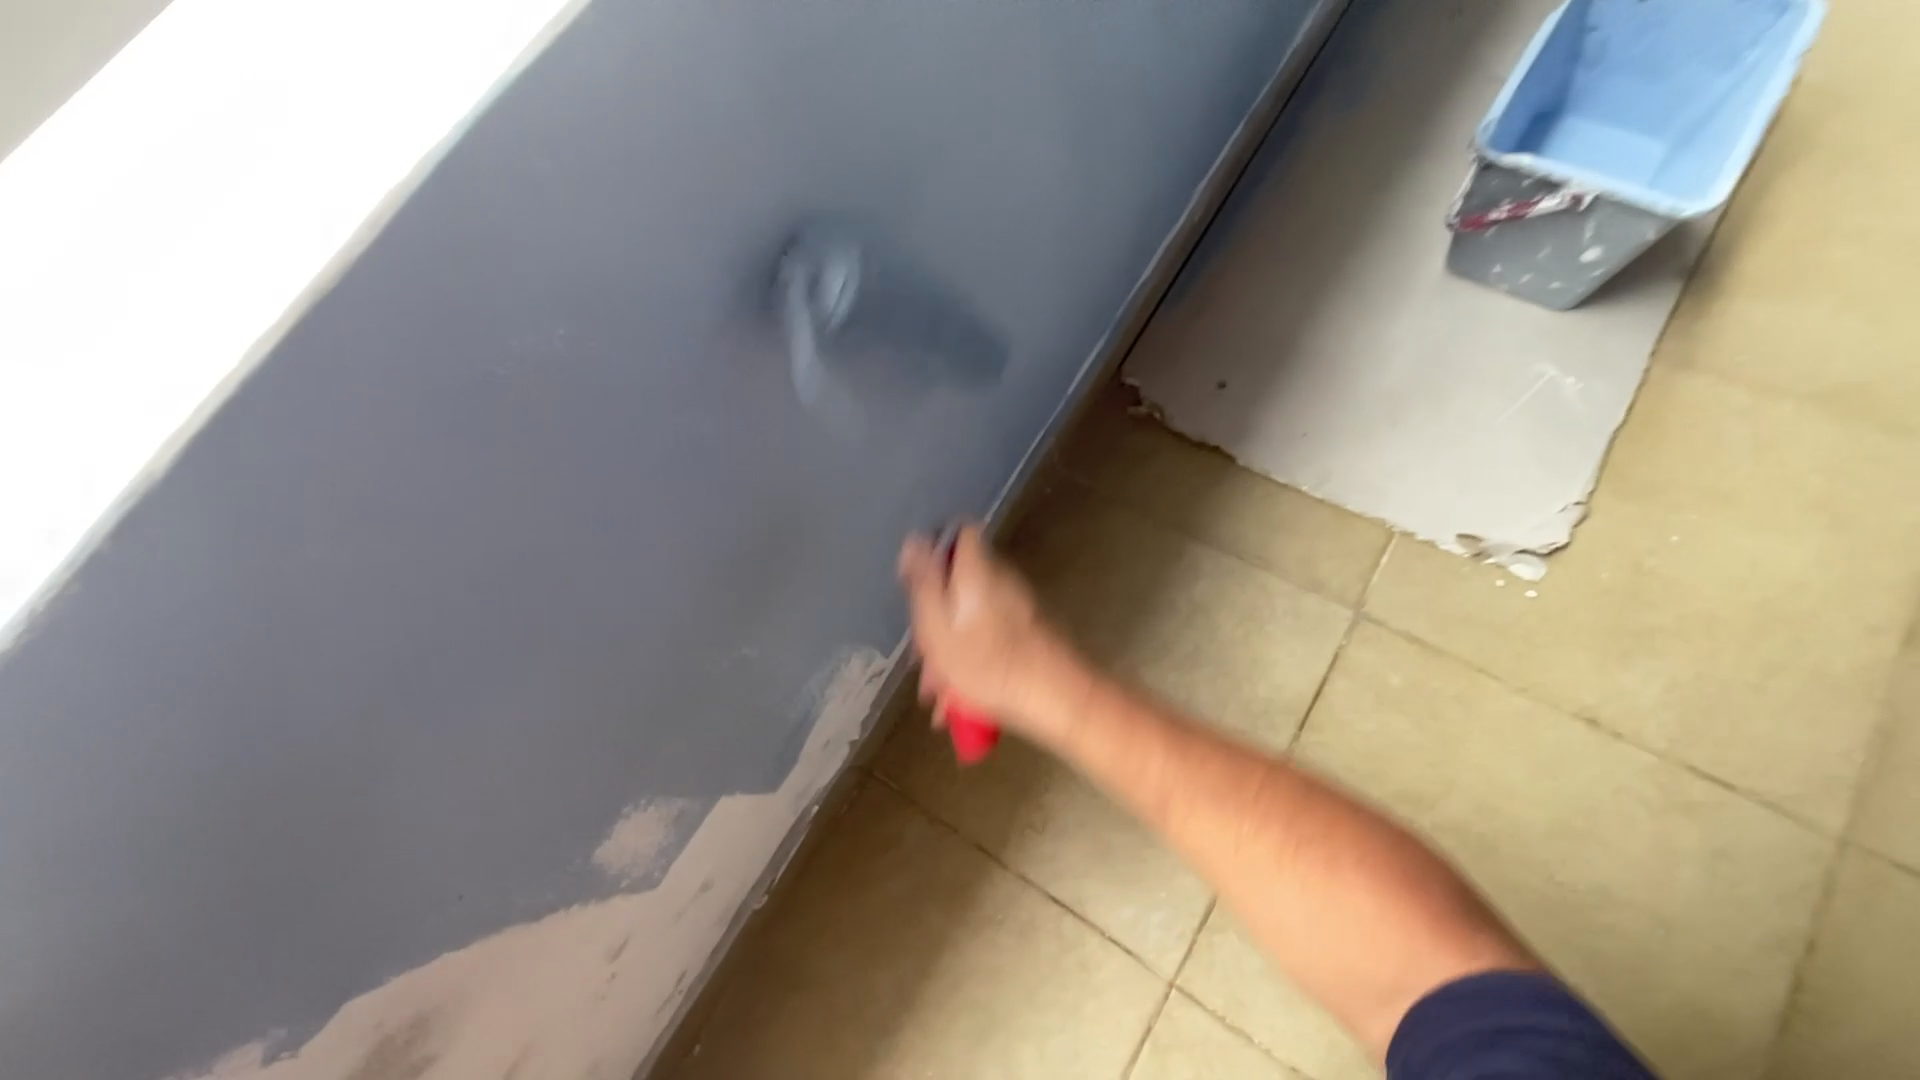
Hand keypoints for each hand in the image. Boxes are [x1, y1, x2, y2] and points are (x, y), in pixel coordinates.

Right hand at [897, 523, 1088, 744]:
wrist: (1061, 699)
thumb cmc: (990, 666)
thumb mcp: (938, 627)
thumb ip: (924, 582)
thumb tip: (914, 539)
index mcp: (977, 570)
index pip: (958, 532)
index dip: (932, 550)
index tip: (915, 585)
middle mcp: (1002, 578)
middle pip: (961, 580)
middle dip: (936, 616)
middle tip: (923, 657)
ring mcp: (1020, 605)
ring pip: (974, 613)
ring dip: (952, 647)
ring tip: (940, 693)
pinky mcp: (1031, 630)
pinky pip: (992, 634)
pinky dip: (975, 658)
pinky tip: (963, 699)